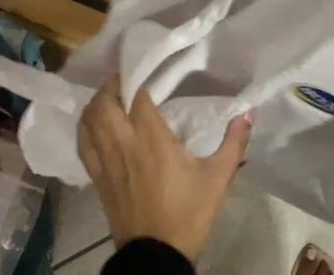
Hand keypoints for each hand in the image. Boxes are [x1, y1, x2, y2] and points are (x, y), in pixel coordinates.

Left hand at [76, 75, 253, 259]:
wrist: (157, 257)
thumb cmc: (188, 214)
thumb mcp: (218, 178)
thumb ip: (234, 142)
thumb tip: (249, 112)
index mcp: (153, 141)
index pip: (138, 98)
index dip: (142, 83)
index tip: (151, 77)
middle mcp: (125, 145)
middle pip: (105, 103)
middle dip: (113, 86)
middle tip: (127, 80)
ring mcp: (107, 162)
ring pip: (90, 121)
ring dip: (97, 103)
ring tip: (111, 97)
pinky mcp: (97, 179)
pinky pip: (83, 145)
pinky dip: (85, 128)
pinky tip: (95, 124)